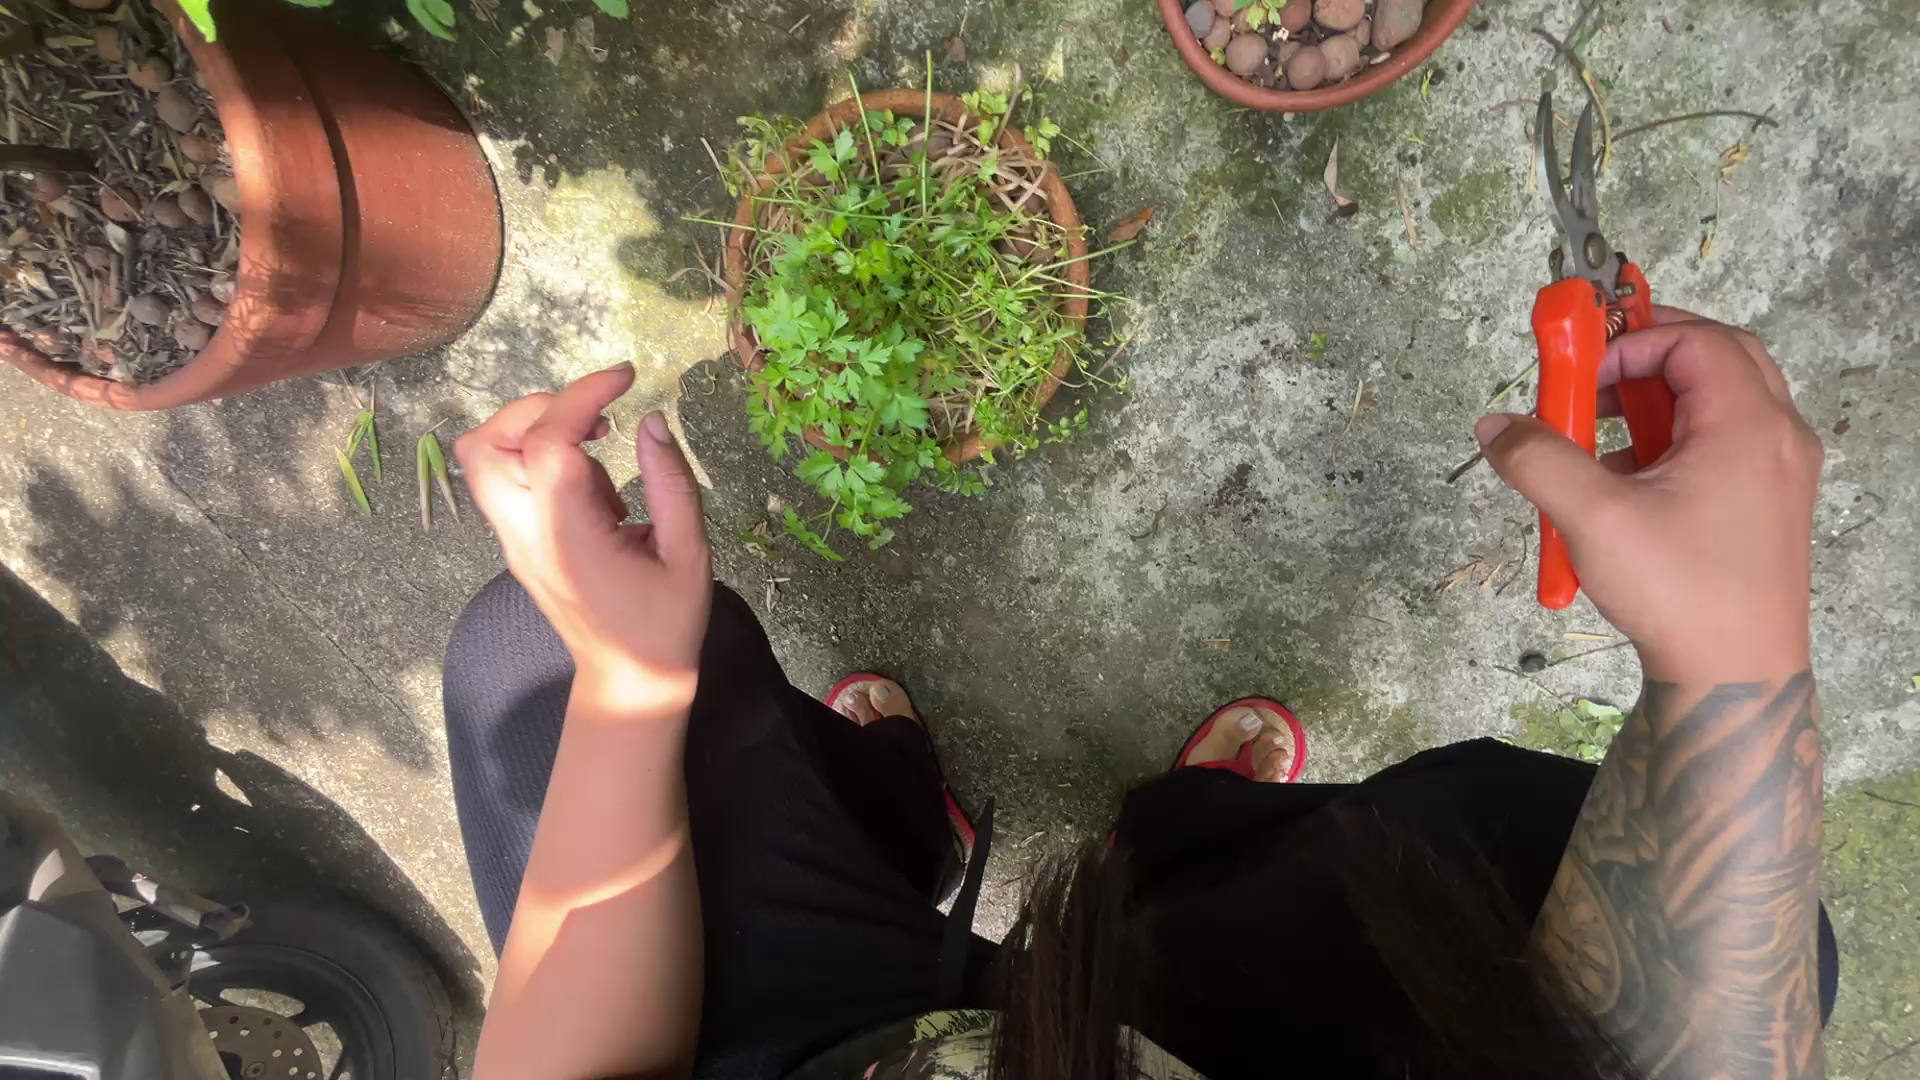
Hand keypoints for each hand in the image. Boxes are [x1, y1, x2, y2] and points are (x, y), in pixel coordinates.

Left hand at [456, 364, 711, 707]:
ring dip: (537, 431)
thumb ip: (673, 484)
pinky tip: (599, 490)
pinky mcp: (520, 544)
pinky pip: (509, 479)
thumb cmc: (667, 622)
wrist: (629, 680)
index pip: (547, 442)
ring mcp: (515, 540)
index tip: (627, 377)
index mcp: (568, 537)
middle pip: (488, 442)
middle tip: (601, 418)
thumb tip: (652, 420)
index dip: (582, 396)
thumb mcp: (689, 553)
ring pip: (486, 459)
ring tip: (603, 451)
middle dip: (542, 408)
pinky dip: (546, 460)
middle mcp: (525, 534)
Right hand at [1477, 307, 1822, 681]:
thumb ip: (1537, 460)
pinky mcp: (1752, 500)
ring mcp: (1767, 471)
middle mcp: (1772, 437)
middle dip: (1641, 356)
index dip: (1627, 344)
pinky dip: (1655, 436)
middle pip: (1715, 358)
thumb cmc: (1674, 586)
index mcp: (1747, 427)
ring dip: (1644, 398)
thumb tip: (1493, 425)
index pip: (1695, 342)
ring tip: (1587, 430)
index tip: (1570, 377)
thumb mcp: (1591, 517)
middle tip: (1583, 375)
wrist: (1731, 666)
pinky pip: (1706, 441)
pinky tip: (1611, 476)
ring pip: (1711, 400)